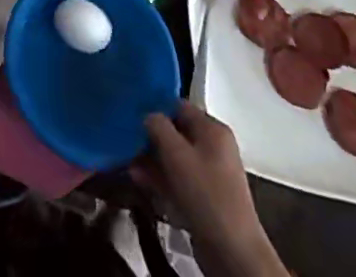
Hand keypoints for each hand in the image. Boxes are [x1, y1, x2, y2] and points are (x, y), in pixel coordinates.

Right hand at [140, 104, 290, 276]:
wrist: (231, 249)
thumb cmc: (204, 193)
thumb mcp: (176, 153)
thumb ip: (158, 127)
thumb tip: (148, 114)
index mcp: (213, 130)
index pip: (179, 106)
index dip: (155, 107)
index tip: (130, 112)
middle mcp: (213, 146)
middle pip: (175, 132)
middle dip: (150, 136)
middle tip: (124, 139)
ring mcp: (209, 172)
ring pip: (174, 157)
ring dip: (150, 158)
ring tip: (127, 161)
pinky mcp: (203, 196)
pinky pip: (177, 178)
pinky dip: (159, 177)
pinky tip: (138, 178)